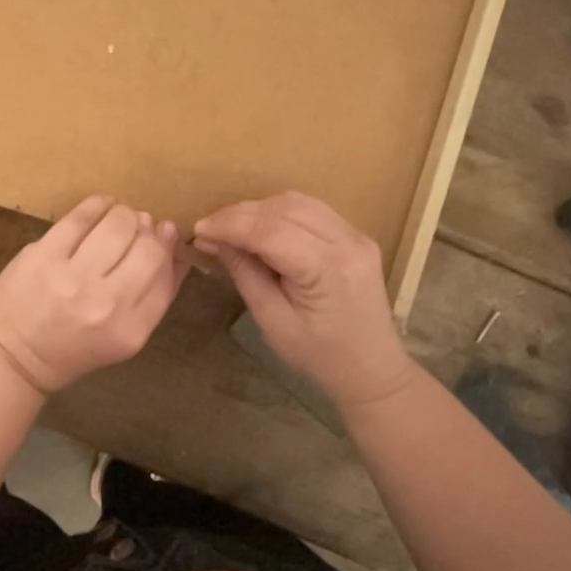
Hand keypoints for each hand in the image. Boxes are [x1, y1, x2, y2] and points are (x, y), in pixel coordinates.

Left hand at [0, 196, 188, 392]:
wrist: (11, 354)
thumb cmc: (71, 349)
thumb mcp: (122, 337)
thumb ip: (154, 296)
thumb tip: (175, 245)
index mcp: (130, 330)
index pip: (164, 274)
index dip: (167, 247)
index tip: (163, 234)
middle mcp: (106, 305)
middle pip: (146, 246)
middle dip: (147, 230)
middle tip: (137, 227)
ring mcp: (72, 278)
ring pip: (118, 224)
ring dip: (124, 215)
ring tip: (117, 219)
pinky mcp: (44, 255)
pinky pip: (81, 216)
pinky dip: (97, 206)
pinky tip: (99, 209)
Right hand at [193, 191, 417, 409]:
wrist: (372, 369)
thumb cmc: (319, 356)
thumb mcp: (272, 321)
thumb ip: (244, 273)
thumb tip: (212, 240)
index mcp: (329, 270)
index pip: (271, 231)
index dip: (230, 225)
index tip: (199, 230)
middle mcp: (348, 243)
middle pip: (285, 208)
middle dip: (240, 214)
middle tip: (209, 230)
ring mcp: (356, 236)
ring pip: (298, 201)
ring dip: (259, 210)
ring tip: (231, 229)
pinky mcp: (355, 236)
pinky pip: (311, 210)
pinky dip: (279, 213)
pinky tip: (260, 229)